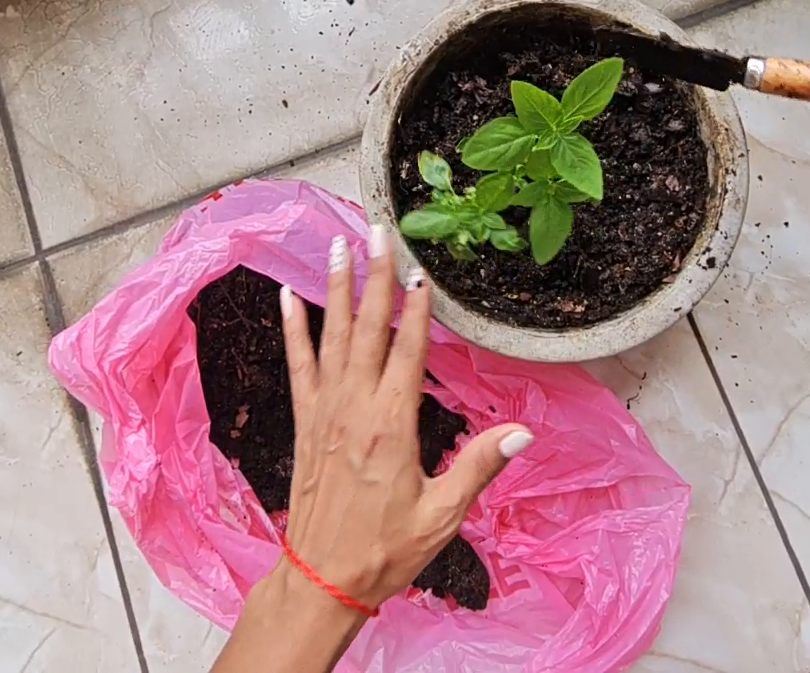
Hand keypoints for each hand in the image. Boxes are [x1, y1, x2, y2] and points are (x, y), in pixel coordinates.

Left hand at [211, 225, 531, 672]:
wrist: (323, 577)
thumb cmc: (386, 548)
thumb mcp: (442, 514)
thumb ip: (479, 467)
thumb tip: (522, 432)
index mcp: (392, 424)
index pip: (408, 351)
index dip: (416, 310)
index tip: (421, 272)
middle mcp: (355, 406)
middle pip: (369, 329)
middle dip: (375, 277)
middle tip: (377, 233)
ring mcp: (324, 408)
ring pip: (332, 336)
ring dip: (336, 288)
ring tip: (337, 246)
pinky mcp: (304, 418)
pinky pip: (297, 364)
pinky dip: (293, 328)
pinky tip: (288, 296)